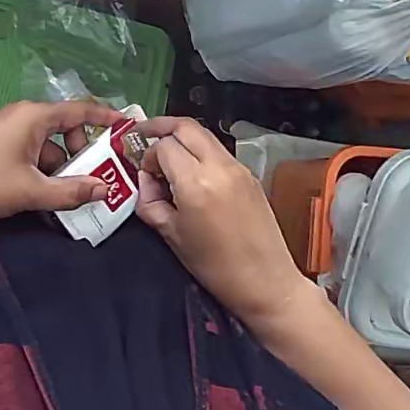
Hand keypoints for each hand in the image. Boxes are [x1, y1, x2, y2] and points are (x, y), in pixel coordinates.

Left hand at [0, 101, 126, 223]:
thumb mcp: (31, 191)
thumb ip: (71, 192)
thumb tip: (105, 190)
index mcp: (36, 116)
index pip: (81, 110)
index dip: (107, 118)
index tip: (128, 127)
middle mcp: (24, 117)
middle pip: (66, 129)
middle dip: (84, 152)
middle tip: (97, 178)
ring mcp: (9, 131)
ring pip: (48, 145)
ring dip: (62, 166)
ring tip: (72, 194)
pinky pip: (32, 153)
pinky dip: (44, 170)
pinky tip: (45, 195)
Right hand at [136, 117, 317, 327]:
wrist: (266, 282)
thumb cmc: (214, 266)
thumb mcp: (170, 234)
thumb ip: (150, 200)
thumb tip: (146, 180)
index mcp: (196, 183)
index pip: (164, 146)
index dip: (148, 155)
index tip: (144, 174)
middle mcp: (219, 167)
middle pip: (185, 126)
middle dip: (161, 128)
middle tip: (144, 137)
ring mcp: (238, 168)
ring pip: (203, 134)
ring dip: (181, 138)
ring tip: (167, 157)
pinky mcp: (249, 174)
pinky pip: (217, 151)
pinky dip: (199, 151)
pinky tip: (190, 173)